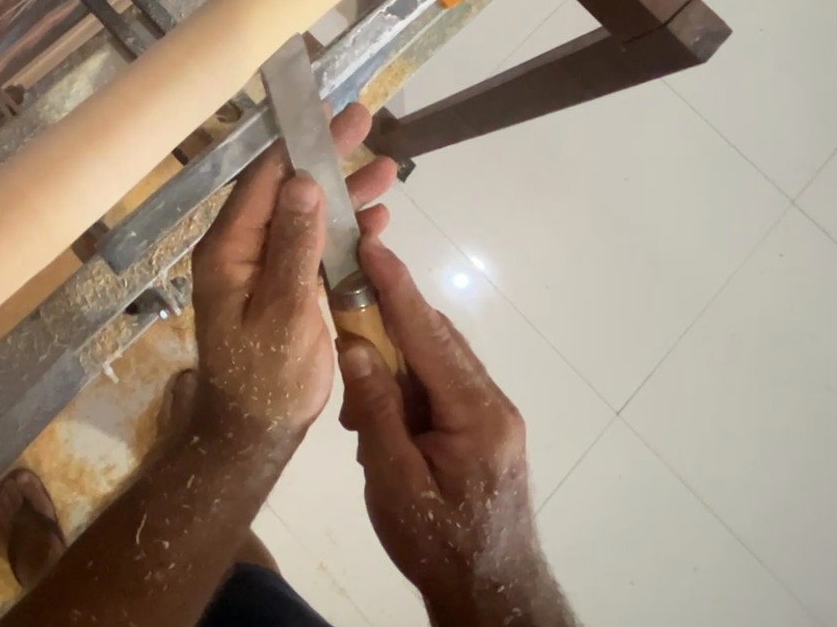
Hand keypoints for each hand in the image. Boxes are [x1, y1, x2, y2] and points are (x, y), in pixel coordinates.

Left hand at [190, 102, 396, 451]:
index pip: (264, 181)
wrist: (255, 430)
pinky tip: (377, 219)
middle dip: (326, 158)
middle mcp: (244, 247)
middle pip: (288, 190)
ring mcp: (266, 265)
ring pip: (307, 216)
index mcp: (229, 248)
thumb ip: (293, 246)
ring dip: (344, 195)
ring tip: (386, 168)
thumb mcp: (282, 311)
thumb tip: (302, 182)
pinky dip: (346, 232)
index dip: (298, 146)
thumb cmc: (263, 377)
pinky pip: (316, 247)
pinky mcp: (286, 284)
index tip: (327, 114)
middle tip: (363, 120)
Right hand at [337, 238, 575, 626]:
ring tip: (352, 361)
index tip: (371, 246)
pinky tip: (375, 403)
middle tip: (344, 291)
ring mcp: (489, 414)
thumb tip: (354, 343)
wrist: (492, 597)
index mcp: (475, 413)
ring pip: (435, 357)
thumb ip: (375, 408)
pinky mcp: (481, 426)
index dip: (397, 287)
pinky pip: (437, 382)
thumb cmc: (438, 543)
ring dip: (392, 349)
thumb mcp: (394, 480)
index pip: (428, 334)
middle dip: (389, 310)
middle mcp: (490, 402)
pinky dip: (403, 378)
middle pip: (435, 337)